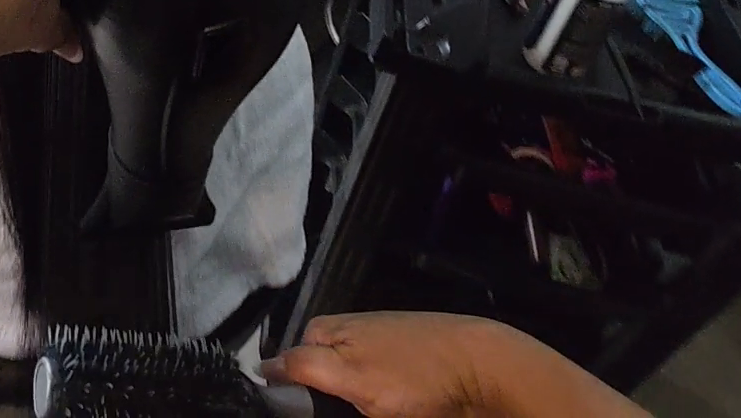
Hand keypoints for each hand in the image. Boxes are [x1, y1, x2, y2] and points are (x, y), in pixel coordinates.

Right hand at [260, 312, 508, 417]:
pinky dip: (379, 409)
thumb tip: (259, 367)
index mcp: (324, 331)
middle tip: (358, 415)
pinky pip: (376, 395)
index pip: (289, 370)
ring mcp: (373, 351)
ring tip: (381, 414)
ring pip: (350, 394)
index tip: (310, 415)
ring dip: (358, 410)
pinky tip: (396, 413)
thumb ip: (303, 368)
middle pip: (321, 385)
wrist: (482, 369)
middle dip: (329, 407)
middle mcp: (343, 336)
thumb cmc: (412, 373)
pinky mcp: (400, 369)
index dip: (295, 399)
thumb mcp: (351, 374)